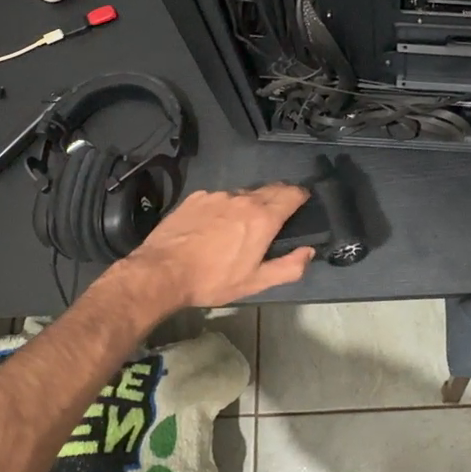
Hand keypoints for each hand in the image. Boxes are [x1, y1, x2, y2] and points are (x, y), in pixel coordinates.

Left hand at [114, 185, 314, 308]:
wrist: (162, 272)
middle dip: (280, 197)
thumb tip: (308, 252)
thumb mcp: (255, 282)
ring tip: (242, 224)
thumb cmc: (213, 280)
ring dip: (249, 204)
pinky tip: (214, 225)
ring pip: (242, 194)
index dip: (301, 196)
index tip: (303, 202)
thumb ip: (288, 267)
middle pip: (270, 189)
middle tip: (279, 214)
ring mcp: (216, 196)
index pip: (292, 194)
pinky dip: (224, 207)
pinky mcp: (195, 198)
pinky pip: (218, 198)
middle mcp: (242, 199)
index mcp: (262, 218)